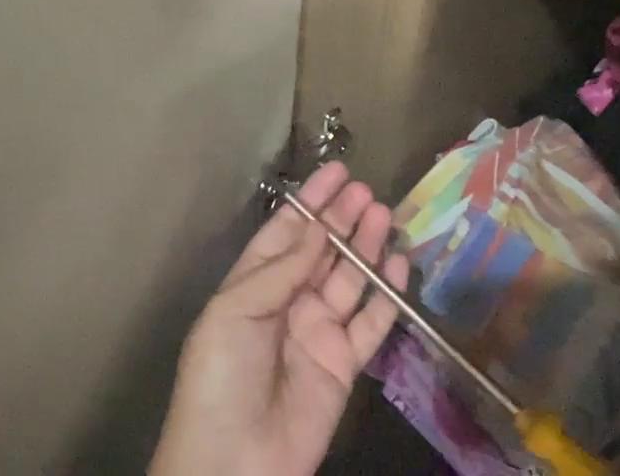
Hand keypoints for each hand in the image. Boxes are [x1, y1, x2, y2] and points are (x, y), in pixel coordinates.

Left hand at [148, 162, 410, 475]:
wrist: (233, 461)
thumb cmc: (220, 376)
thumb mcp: (235, 311)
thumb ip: (281, 270)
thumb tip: (317, 229)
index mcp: (254, 285)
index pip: (287, 233)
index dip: (311, 202)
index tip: (337, 172)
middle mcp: (288, 302)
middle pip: (322, 251)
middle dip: (343, 219)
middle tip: (367, 191)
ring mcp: (317, 332)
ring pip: (349, 279)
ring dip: (367, 247)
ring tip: (385, 214)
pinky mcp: (344, 363)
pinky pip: (370, 323)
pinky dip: (386, 295)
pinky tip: (399, 267)